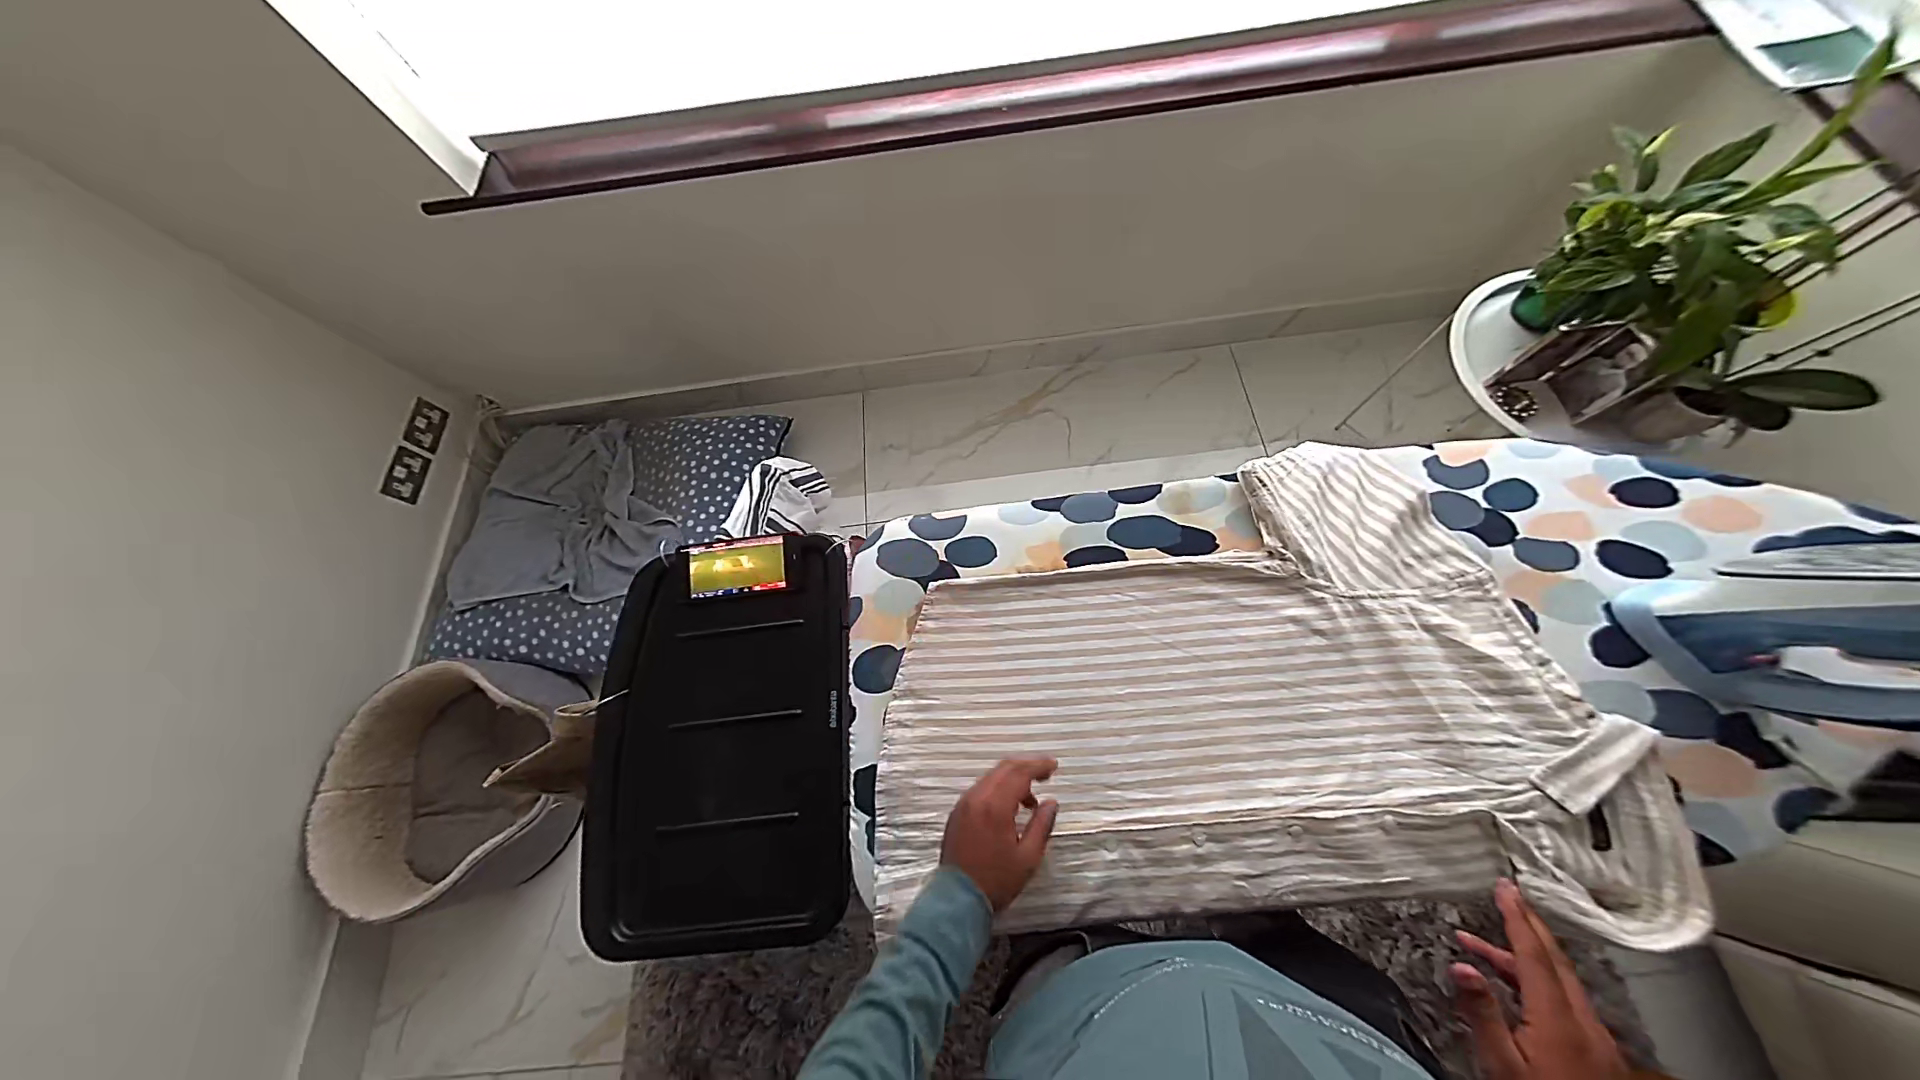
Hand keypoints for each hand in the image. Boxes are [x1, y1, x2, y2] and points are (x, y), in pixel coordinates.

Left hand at [939, 757, 1059, 910]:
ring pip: (991, 777)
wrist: (957, 899)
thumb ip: (1041, 825)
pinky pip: (980, 789)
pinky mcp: (957, 812)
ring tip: (1030, 798)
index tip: (1054, 766)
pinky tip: (1009, 805)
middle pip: (1003, 769)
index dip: (1038, 766)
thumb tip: (1051, 802)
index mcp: (994, 806)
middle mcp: (976, 797)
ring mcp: (963, 804)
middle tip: (1046, 773)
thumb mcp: (1028, 857)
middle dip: (1026, 766)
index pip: (1018, 773)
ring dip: (1012, 778)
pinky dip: (998, 788)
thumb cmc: (996, 881)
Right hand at [1452, 879, 1628, 1079]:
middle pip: (1555, 962)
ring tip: (1477, 945)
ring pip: (1560, 981)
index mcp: (1559, 1020)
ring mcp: (1597, 1039)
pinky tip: (1514, 984)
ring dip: (1522, 954)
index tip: (1505, 888)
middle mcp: (1584, 1023)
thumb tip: (1460, 966)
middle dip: (1529, 925)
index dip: (1517, 918)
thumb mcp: (1503, 1064)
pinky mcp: (1599, 1053)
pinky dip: (1537, 978)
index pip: (1534, 956)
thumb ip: (1483, 1014)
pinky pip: (1566, 999)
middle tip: (1509, 895)